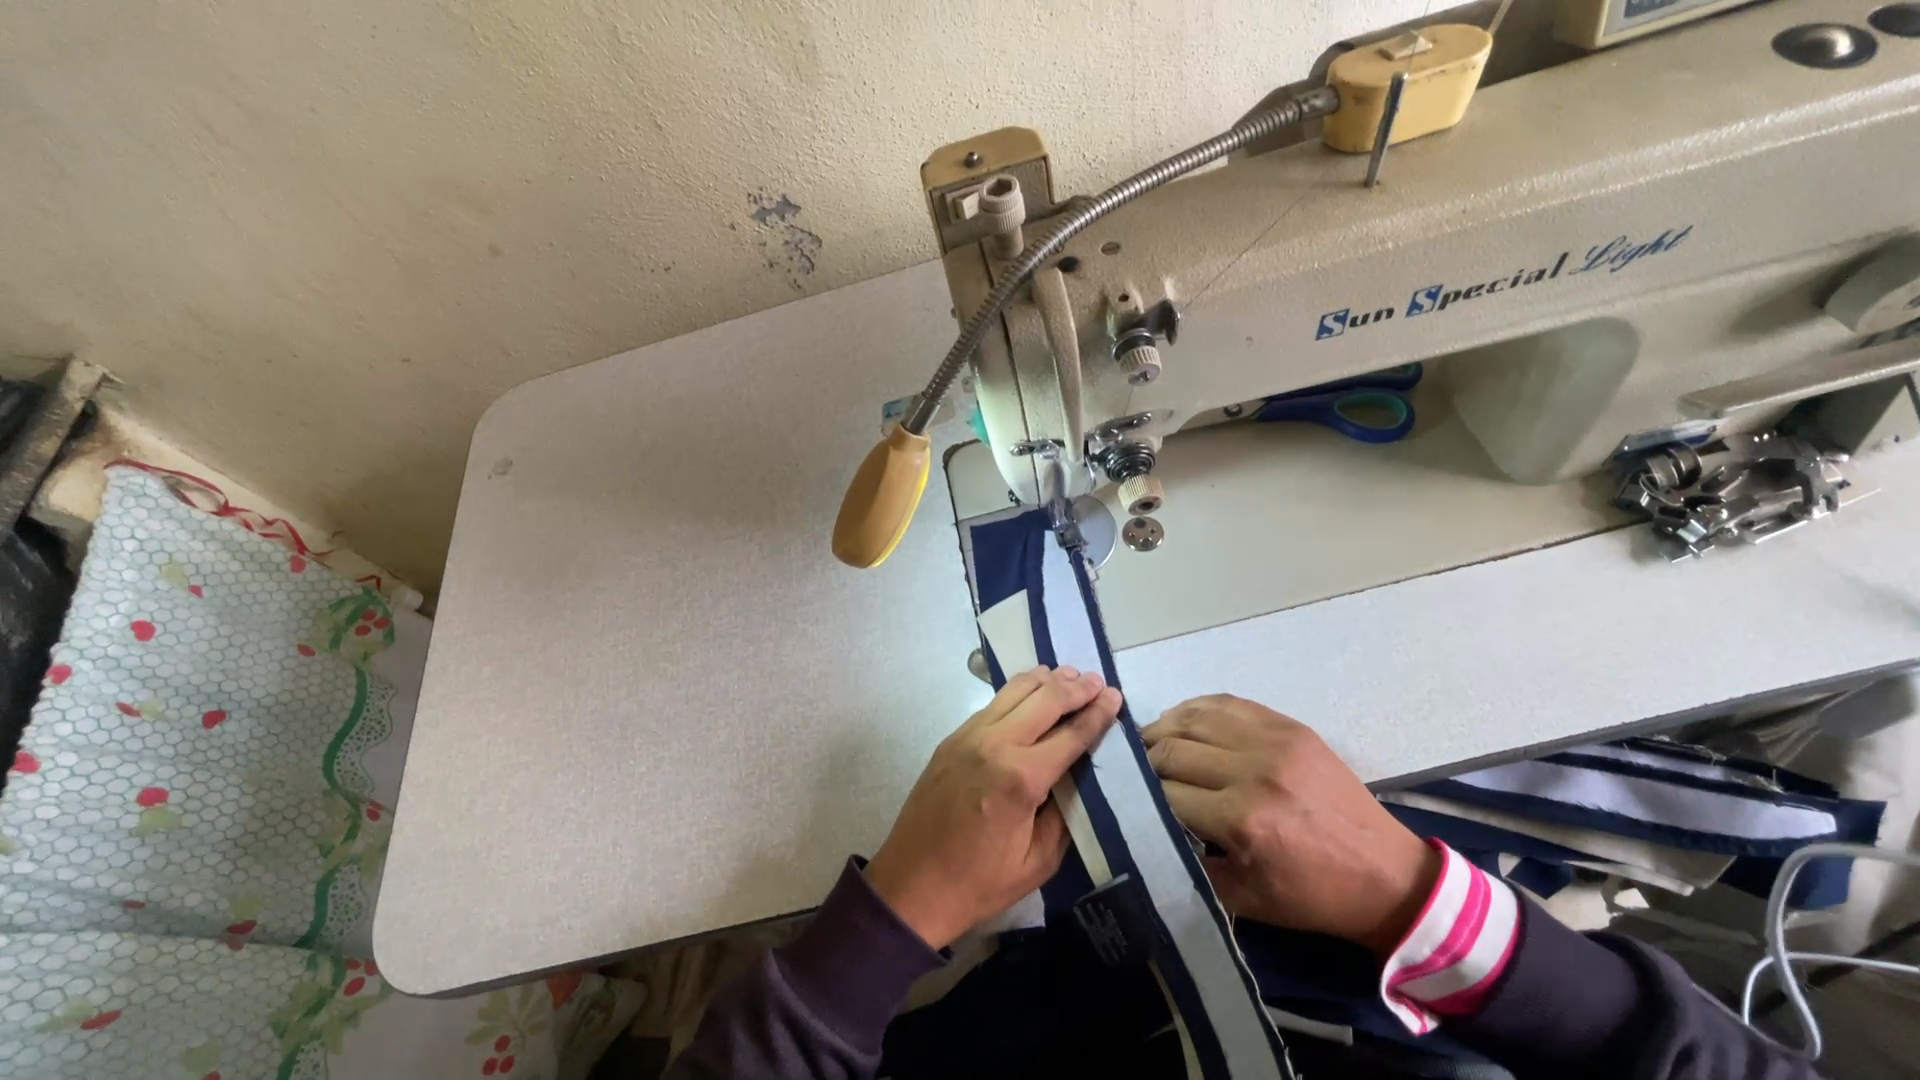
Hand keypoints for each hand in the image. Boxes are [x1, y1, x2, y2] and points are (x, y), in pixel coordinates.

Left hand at [865, 666, 1121, 949]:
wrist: (910, 886)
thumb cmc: (979, 883)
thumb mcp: (1039, 861)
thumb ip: (1065, 813)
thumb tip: (1079, 776)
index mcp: (1021, 778)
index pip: (1071, 734)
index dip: (1098, 713)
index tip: (1117, 697)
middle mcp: (995, 745)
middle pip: (1045, 699)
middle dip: (1076, 687)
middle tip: (1098, 681)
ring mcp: (968, 737)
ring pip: (1014, 691)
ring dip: (1046, 681)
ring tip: (1069, 676)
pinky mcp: (951, 740)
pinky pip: (992, 704)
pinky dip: (1018, 692)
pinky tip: (1031, 693)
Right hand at [1142, 695, 1438, 954]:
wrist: (1384, 874)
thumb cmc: (1310, 895)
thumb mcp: (1241, 897)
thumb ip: (1189, 861)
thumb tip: (1147, 827)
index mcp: (1242, 819)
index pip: (1165, 793)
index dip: (1140, 797)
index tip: (1125, 802)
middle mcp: (1253, 771)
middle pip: (1172, 750)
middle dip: (1144, 763)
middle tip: (1131, 773)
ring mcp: (1273, 741)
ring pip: (1193, 718)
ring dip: (1161, 729)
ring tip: (1147, 744)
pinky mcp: (1289, 726)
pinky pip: (1226, 703)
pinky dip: (1194, 709)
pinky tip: (1180, 722)